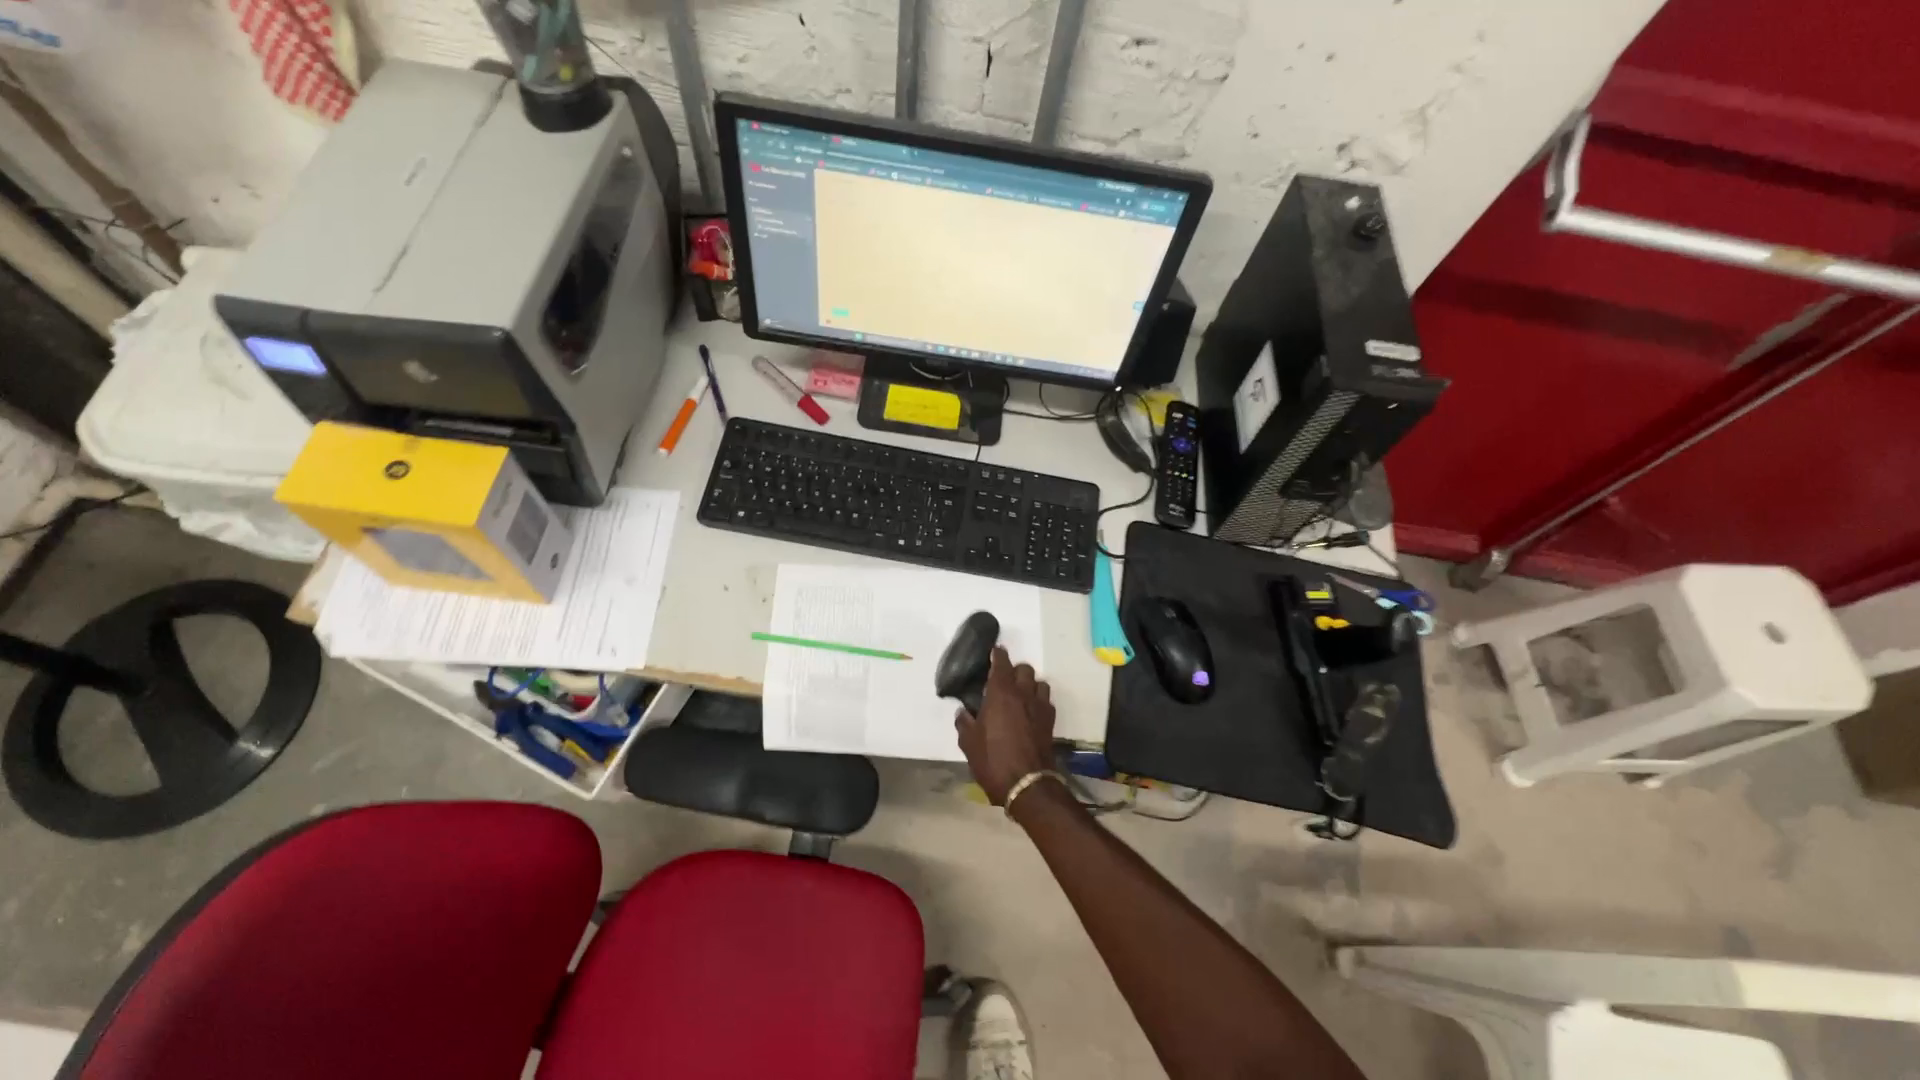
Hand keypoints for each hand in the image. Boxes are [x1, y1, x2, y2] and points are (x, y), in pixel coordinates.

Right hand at [955, 646, 1056, 804]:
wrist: (1027, 784)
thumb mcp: (968, 743)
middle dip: (1014, 670)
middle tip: (1003, 680)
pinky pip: (1046, 701)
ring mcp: (1040, 707)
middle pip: (1024, 669)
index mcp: (1001, 693)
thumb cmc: (992, 760)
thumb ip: (965, 722)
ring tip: (1019, 695)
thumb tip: (963, 711)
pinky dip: (1038, 700)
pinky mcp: (1050, 721)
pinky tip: (1030, 712)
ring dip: (1030, 684)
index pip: (1001, 663)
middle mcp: (1023, 693)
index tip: (994, 652)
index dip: (997, 655)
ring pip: (1039, 683)